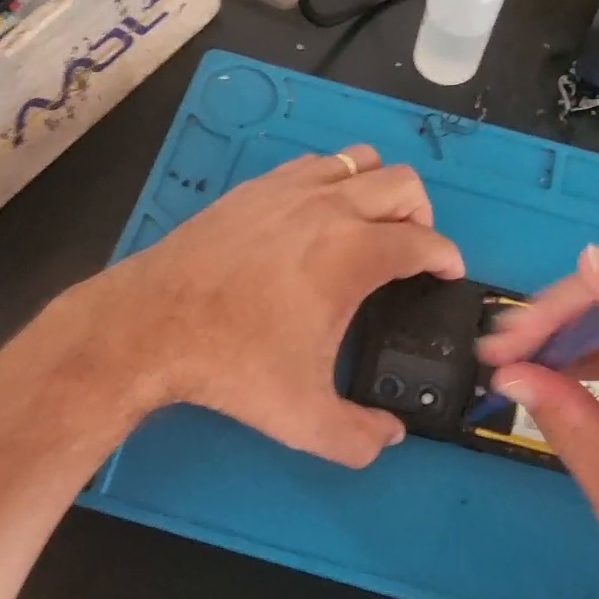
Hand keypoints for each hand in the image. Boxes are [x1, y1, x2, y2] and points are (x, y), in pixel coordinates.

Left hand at [43, 145, 463, 467]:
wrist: (151, 326)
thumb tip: (390, 438)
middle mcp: (329, 209)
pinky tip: (316, 217)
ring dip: (378, 188)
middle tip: (414, 251)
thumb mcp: (304, 418)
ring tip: (371, 226)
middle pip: (403, 184)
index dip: (447, 258)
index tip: (447, 274)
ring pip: (358, 161)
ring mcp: (288, 190)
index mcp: (354, 255)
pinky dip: (333, 182)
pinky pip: (313, 164)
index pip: (425, 241)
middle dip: (422, 215)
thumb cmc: (231, 366)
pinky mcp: (253, 188)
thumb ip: (359, 437)